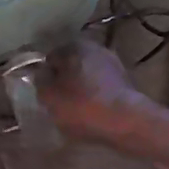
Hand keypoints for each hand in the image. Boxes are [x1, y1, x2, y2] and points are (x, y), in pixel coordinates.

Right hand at [40, 39, 155, 142]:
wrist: (127, 122)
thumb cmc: (83, 107)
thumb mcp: (50, 97)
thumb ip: (41, 82)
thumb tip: (41, 74)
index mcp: (75, 46)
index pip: (51, 56)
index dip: (44, 74)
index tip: (43, 92)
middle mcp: (96, 48)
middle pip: (72, 65)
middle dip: (65, 80)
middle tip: (58, 101)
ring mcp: (114, 64)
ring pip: (88, 76)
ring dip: (81, 88)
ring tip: (75, 110)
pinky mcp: (127, 83)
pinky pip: (103, 88)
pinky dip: (96, 97)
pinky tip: (93, 113)